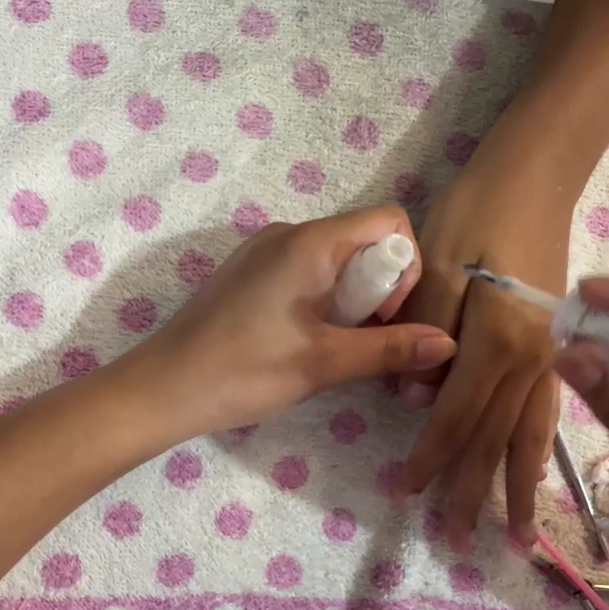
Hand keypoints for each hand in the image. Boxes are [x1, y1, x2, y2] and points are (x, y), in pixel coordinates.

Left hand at [130, 205, 456, 436]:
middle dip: (379, 291)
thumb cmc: (242, 370)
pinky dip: (320, 303)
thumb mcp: (322, 363)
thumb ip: (388, 349)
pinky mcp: (248, 276)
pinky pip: (304, 275)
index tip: (386, 318)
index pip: (389, 221)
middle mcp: (288, 233)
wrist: (162, 388)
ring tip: (332, 350)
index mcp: (310, 241)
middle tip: (362, 343)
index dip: (405, 266)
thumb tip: (446, 343)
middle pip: (362, 242)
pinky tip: (303, 345)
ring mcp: (263, 253)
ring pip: (333, 263)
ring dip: (350, 303)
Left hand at [394, 156, 573, 550]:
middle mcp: (534, 354)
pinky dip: (536, 445)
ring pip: (530, 430)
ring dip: (518, 484)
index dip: (429, 457)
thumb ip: (426, 336)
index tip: (407, 495)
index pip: (454, 415)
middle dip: (477, 491)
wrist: (535, 171)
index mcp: (498, 337)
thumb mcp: (439, 267)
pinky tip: (532, 472)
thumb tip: (418, 399)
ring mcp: (551, 349)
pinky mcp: (554, 340)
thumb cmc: (477, 210)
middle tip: (463, 543)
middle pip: (497, 436)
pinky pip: (544, 406)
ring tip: (517, 533)